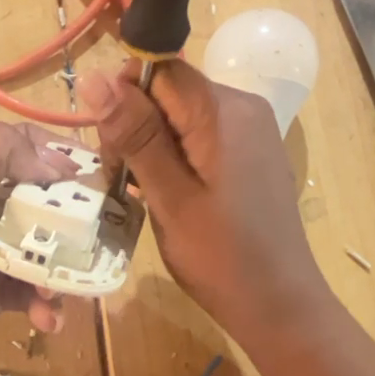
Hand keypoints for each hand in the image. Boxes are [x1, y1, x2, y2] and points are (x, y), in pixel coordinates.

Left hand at [0, 123, 79, 373]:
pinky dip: (47, 305)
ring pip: (46, 249)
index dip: (56, 153)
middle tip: (105, 229)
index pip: (20, 147)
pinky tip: (46, 317)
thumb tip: (58, 161)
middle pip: (42, 199)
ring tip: (65, 285)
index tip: (94, 169)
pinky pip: (36, 293)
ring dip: (63, 267)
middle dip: (74, 215)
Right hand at [79, 61, 332, 347]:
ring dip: (149, 147)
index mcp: (224, 111)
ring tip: (143, 195)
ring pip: (179, 116)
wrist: (279, 307)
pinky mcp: (248, 155)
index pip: (159, 69)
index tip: (112, 147)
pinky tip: (166, 196)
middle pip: (168, 91)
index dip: (125, 98)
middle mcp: (242, 108)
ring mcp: (249, 132)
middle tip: (123, 181)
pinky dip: (172, 159)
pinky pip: (197, 137)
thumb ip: (135, 134)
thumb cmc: (221, 257)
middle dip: (134, 126)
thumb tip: (95, 77)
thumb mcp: (169, 196)